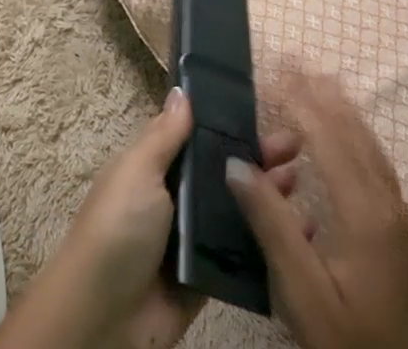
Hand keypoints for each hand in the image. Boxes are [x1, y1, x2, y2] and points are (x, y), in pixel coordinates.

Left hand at [0, 87, 299, 348]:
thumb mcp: (137, 172)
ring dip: (269, 200)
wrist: (106, 315)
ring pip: (238, 213)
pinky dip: (272, 244)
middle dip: (258, 161)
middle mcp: (175, 200)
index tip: (268, 116)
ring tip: (301, 185)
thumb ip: (163, 136)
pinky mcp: (209, 276)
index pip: (197, 140)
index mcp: (153, 170)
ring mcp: (192, 239)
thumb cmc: (119, 230)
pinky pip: (244, 256)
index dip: (230, 128)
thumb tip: (181, 91)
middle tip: (297, 150)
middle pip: (223, 175)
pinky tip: (301, 234)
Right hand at [224, 73, 407, 348]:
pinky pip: (378, 166)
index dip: (299, 100)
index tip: (274, 69)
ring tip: (319, 83)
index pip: (327, 139)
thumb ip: (272, 227)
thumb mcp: (305, 294)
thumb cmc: (356, 341)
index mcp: (363, 213)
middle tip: (295, 60)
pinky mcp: (404, 235)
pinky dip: (357, 137)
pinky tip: (347, 142)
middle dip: (322, 93)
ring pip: (371, 148)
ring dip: (343, 110)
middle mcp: (387, 204)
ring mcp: (401, 220)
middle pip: (354, 133)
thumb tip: (236, 165)